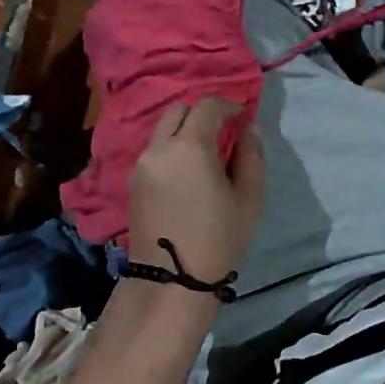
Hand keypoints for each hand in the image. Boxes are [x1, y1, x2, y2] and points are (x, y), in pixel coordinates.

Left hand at [126, 98, 264, 285]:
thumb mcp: (249, 198)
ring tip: (207, 155)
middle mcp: (159, 148)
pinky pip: (154, 151)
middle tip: (224, 132)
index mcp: (190, 147)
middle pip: (178, 110)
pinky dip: (172, 149)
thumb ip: (251, 156)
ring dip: (185, 131)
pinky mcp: (132, 182)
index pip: (208, 106)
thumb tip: (249, 129)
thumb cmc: (219, 238)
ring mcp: (141, 165)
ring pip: (162, 130)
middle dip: (203, 114)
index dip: (229, 105)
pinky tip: (188, 173)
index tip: (244, 116)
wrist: (172, 279)